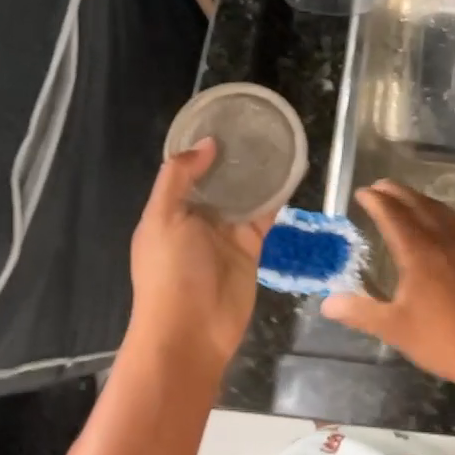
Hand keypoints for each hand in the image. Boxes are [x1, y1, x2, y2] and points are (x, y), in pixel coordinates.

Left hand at [127, 138, 271, 366]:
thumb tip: (207, 143)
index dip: (201, 147)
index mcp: (170, 210)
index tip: (223, 119)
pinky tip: (291, 170)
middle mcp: (197, 218)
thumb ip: (179, 177)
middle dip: (233, 157)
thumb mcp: (162, 218)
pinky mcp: (252, 246)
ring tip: (277, 138)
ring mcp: (226, 233)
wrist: (190, 334)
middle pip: (218, 180)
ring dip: (257, 172)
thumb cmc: (169, 273)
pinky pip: (265, 214)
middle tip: (257, 124)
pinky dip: (277, 194)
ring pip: (244, 194)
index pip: (186, 171)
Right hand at [322, 181, 454, 384]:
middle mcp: (440, 238)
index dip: (376, 202)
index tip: (361, 193)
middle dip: (396, 192)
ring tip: (404, 197)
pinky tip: (439, 219)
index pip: (392, 216)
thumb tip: (328, 302)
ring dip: (418, 198)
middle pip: (416, 204)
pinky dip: (439, 210)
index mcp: (417, 252)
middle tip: (378, 186)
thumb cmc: (442, 338)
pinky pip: (454, 220)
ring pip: (438, 209)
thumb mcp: (394, 328)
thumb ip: (360, 311)